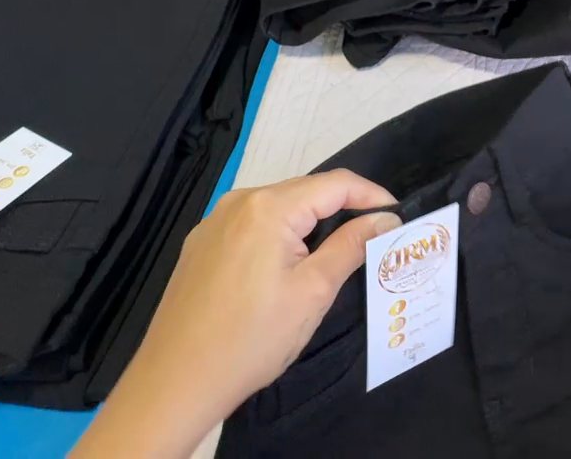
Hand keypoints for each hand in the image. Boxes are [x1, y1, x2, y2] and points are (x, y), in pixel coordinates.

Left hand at [71, 170, 400, 458]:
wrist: (172, 386)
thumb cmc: (251, 339)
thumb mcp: (312, 292)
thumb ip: (352, 246)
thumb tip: (385, 218)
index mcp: (269, 206)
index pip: (335, 183)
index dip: (371, 195)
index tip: (398, 215)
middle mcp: (240, 201)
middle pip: (306, 191)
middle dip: (343, 208)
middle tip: (374, 236)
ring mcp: (215, 221)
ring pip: (279, 207)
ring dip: (312, 222)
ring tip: (338, 250)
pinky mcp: (200, 245)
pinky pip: (253, 224)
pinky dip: (280, 234)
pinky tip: (288, 266)